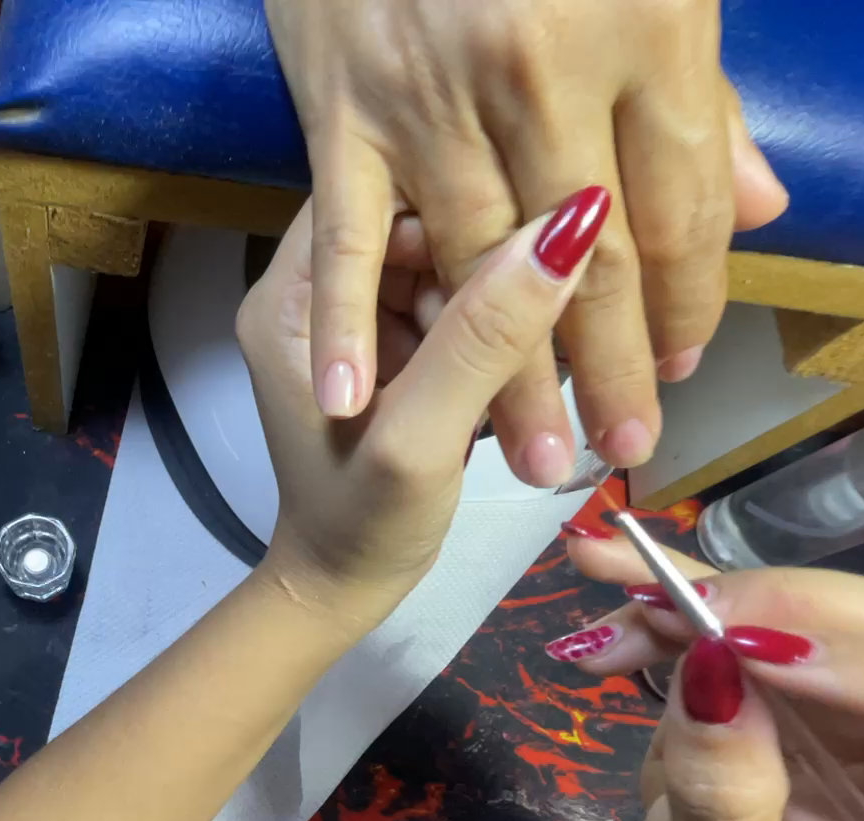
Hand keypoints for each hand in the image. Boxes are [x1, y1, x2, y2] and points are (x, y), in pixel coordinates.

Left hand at [237, 188, 603, 627]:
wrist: (346, 582)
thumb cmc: (362, 520)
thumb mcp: (420, 435)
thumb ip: (484, 338)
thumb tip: (575, 220)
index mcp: (288, 302)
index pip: (372, 197)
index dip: (455, 198)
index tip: (529, 233)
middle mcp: (311, 299)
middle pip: (412, 229)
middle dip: (482, 264)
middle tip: (541, 309)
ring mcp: (350, 328)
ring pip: (439, 268)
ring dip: (495, 305)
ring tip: (537, 350)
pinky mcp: (386, 355)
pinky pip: (447, 312)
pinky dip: (490, 335)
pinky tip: (524, 365)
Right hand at [266, 0, 789, 484]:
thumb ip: (702, 100)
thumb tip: (756, 206)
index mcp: (642, 19)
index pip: (678, 199)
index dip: (686, 295)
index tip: (680, 367)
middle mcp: (539, 72)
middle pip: (588, 258)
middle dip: (613, 365)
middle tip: (624, 449)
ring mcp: (429, 107)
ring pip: (475, 270)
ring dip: (504, 376)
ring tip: (532, 458)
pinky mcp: (342, 125)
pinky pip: (345, 239)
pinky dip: (342, 321)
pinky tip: (344, 398)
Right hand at [543, 534, 863, 820]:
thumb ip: (725, 799)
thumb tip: (707, 674)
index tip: (745, 651)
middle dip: (777, 610)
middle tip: (662, 615)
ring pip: (834, 599)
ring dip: (712, 594)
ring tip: (620, 616)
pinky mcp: (828, 648)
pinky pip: (761, 594)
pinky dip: (682, 574)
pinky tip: (608, 559)